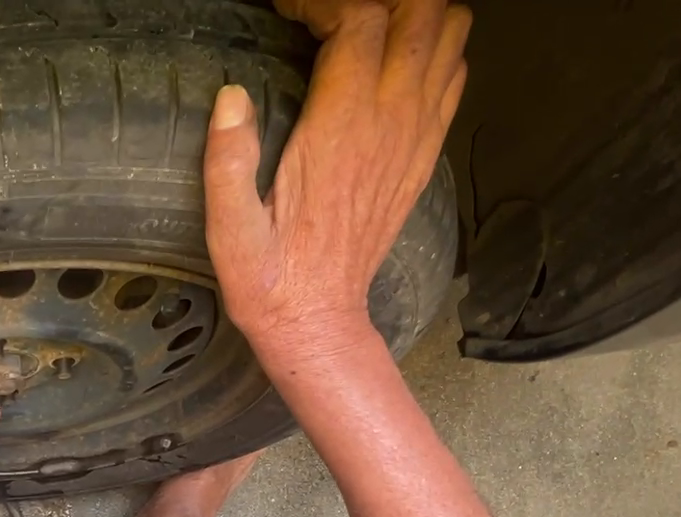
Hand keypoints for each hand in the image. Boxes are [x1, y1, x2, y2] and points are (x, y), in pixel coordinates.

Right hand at [204, 0, 469, 349]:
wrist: (316, 320)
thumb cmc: (269, 279)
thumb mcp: (228, 232)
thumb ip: (227, 163)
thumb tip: (230, 98)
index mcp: (339, 130)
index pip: (359, 20)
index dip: (323, 1)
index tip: (288, 11)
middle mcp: (390, 122)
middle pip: (418, 11)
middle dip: (374, 0)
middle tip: (327, 17)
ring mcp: (415, 136)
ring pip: (447, 32)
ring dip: (410, 16)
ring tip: (361, 31)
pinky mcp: (423, 155)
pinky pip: (453, 74)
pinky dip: (431, 50)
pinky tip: (389, 69)